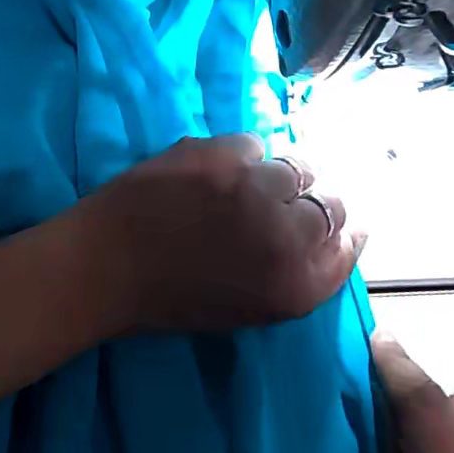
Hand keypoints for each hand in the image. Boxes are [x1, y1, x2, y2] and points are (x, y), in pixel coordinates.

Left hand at [70, 133, 365, 335]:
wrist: (105, 265)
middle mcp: (284, 235)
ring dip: (279, 177)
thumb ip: (303, 275)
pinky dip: (244, 157)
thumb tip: (347, 232)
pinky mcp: (222, 154)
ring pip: (297, 167)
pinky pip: (256, 144)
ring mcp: (253, 189)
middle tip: (278, 206)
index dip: (340, 232)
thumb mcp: (251, 308)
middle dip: (312, 204)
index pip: (348, 247)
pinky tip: (218, 173)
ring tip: (247, 186)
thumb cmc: (175, 298)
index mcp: (293, 286)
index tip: (328, 224)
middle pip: (330, 204)